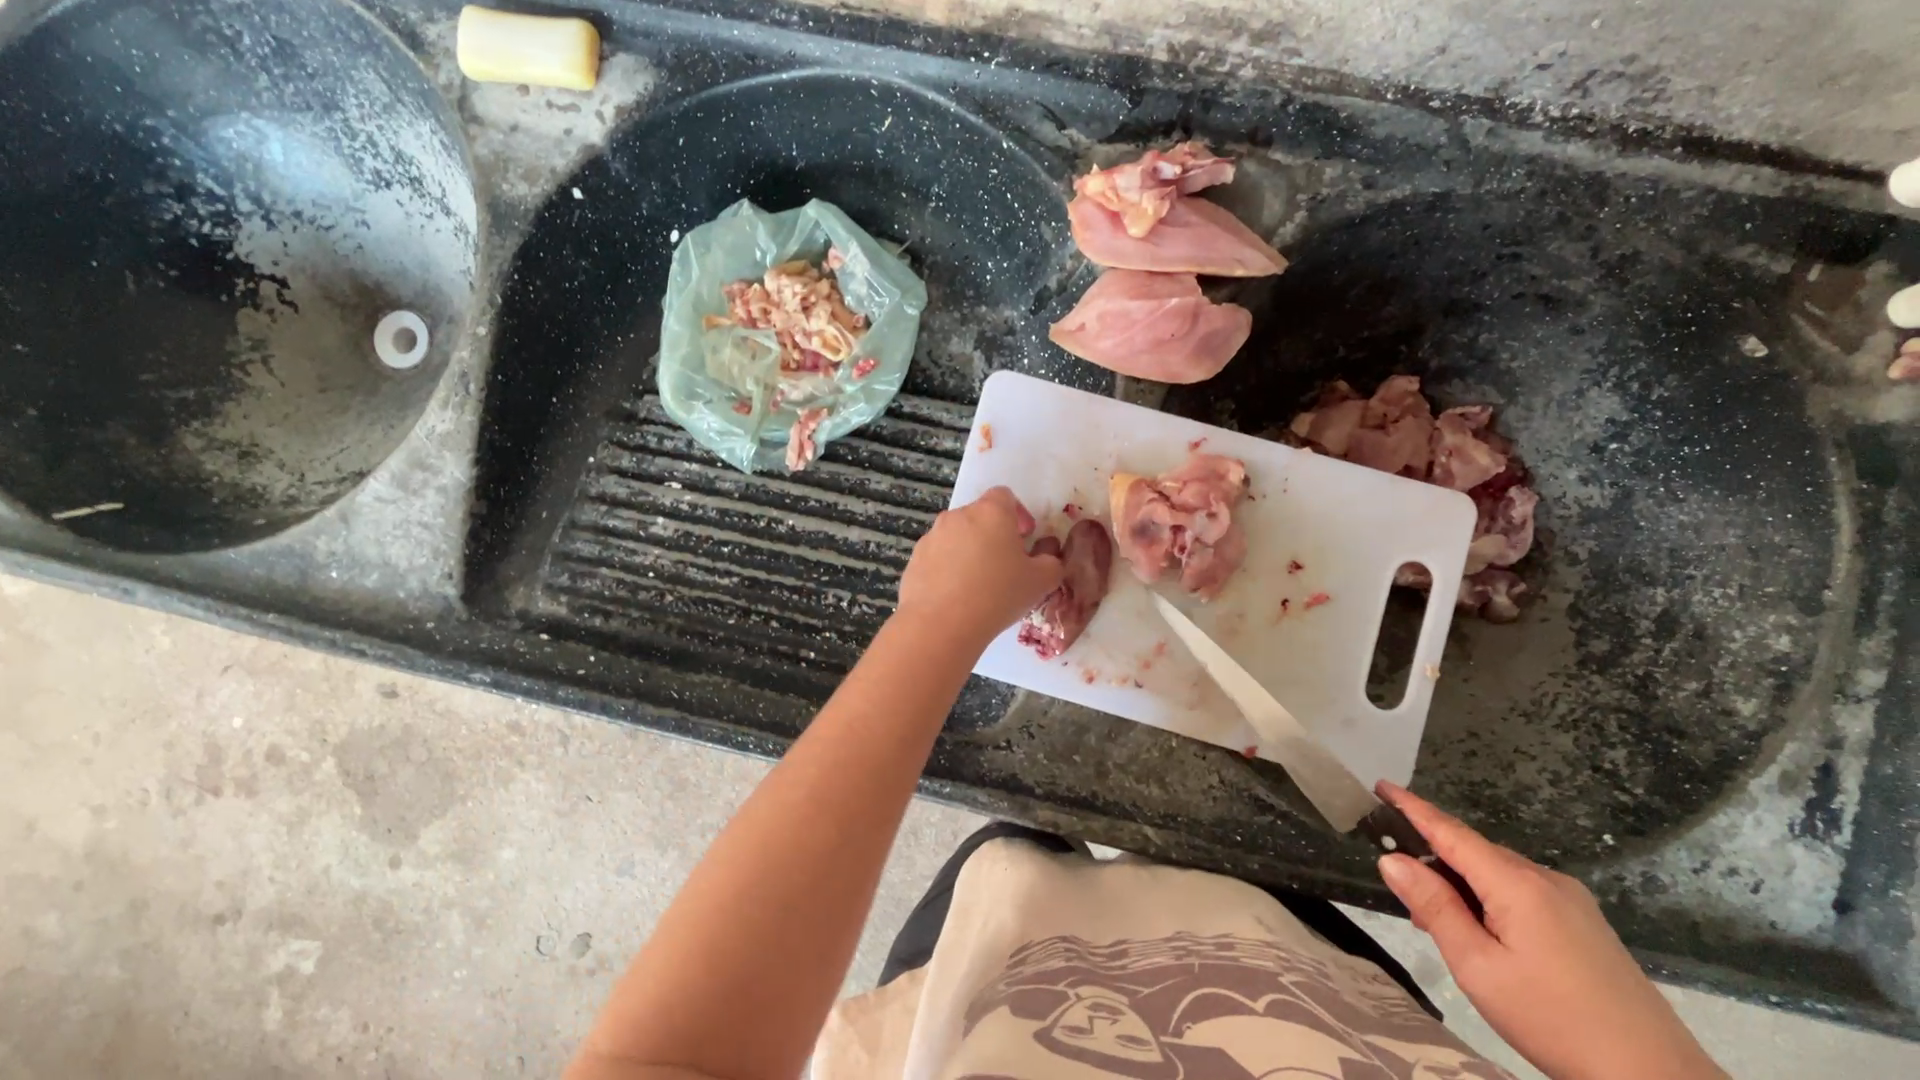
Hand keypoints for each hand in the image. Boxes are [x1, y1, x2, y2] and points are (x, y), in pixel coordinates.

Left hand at [897, 487, 1061, 649]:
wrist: (941, 624)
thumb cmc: (998, 595)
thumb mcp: (1040, 582)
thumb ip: (1051, 562)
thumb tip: (1047, 554)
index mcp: (991, 512)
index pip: (1004, 496)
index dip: (1017, 514)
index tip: (1024, 538)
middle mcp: (958, 516)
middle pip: (979, 516)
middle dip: (993, 535)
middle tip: (1005, 566)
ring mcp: (932, 537)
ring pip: (956, 537)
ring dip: (969, 551)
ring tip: (978, 585)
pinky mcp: (915, 559)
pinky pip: (937, 557)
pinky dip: (948, 569)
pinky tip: (956, 597)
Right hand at [1375, 782, 1725, 1079]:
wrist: (1653, 1075)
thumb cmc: (1553, 1019)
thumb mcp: (1478, 967)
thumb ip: (1435, 907)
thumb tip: (1392, 859)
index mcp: (1517, 884)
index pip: (1451, 832)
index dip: (1413, 808)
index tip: (1380, 785)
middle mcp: (1546, 879)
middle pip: (1474, 853)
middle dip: (1434, 861)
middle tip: (1403, 899)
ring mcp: (1572, 901)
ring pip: (1499, 875)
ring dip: (1462, 887)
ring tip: (1439, 927)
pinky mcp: (1585, 924)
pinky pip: (1523, 894)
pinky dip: (1490, 901)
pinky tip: (1484, 936)